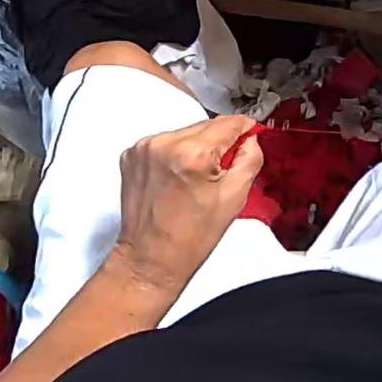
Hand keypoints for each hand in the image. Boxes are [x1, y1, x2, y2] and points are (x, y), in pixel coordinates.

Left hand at [110, 115, 263, 291]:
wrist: (150, 258)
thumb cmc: (195, 234)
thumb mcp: (234, 198)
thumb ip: (249, 160)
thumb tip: (251, 139)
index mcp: (193, 154)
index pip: (226, 124)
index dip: (243, 127)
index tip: (251, 132)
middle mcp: (164, 143)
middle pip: (203, 126)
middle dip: (218, 140)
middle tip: (227, 162)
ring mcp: (143, 147)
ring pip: (183, 133)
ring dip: (195, 145)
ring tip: (197, 174)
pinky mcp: (130, 155)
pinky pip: (163, 142)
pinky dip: (174, 152)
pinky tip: (176, 175)